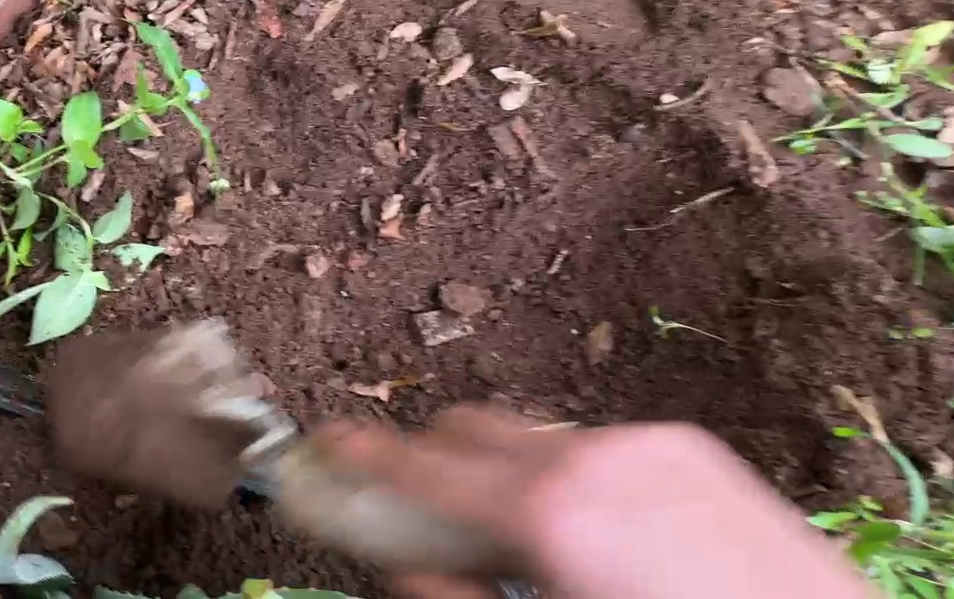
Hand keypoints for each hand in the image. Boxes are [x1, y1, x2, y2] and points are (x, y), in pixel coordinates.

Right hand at [315, 406, 871, 598]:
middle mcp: (583, 454)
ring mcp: (637, 441)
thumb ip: (459, 596)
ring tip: (537, 534)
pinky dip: (565, 471)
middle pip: (461, 426)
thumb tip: (404, 565)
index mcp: (549, 510)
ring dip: (503, 468)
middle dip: (435, 460)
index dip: (360, 451)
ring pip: (522, 431)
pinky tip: (604, 530)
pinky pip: (585, 440)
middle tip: (438, 514)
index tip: (324, 443)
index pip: (420, 463)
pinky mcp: (682, 443)